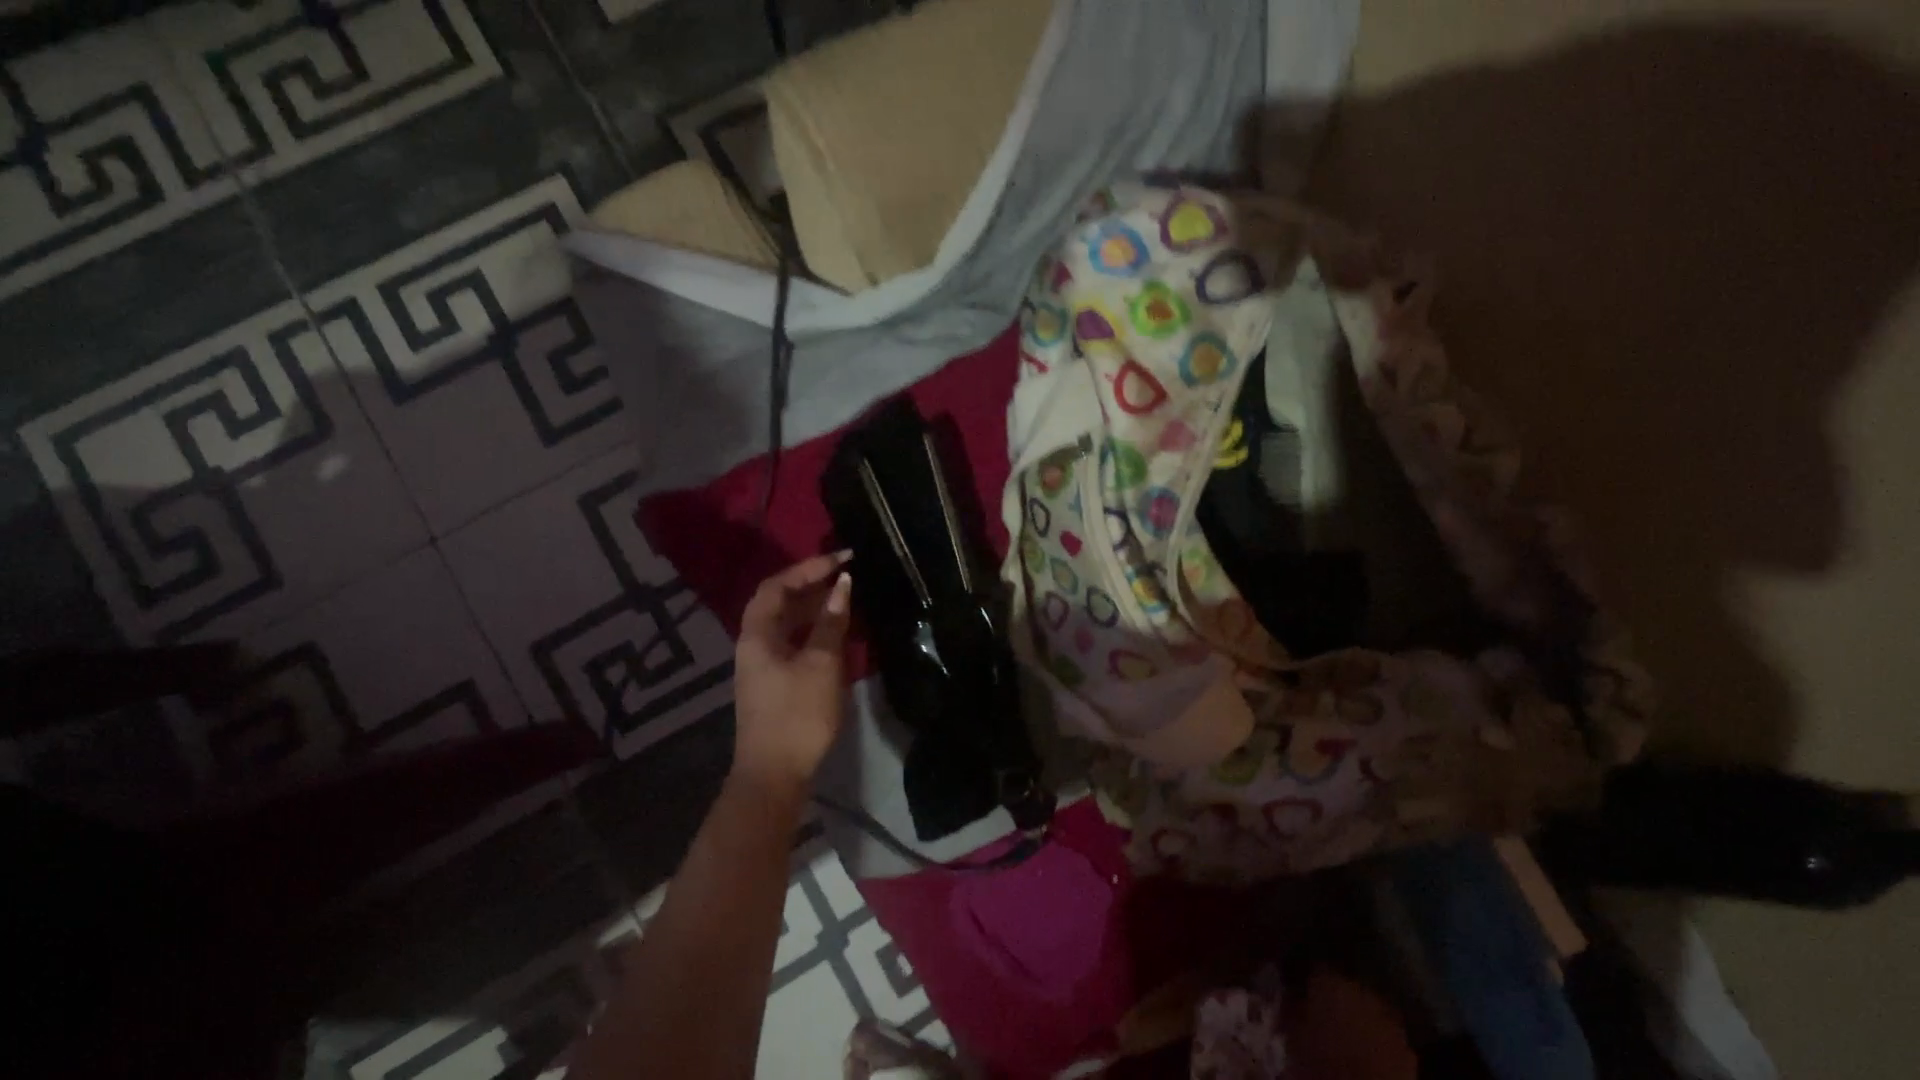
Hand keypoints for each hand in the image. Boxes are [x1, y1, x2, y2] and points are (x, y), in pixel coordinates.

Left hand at [731, 552, 853, 794]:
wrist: (775, 774)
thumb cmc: (798, 714)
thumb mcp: (822, 664)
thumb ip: (832, 622)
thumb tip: (843, 585)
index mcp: (757, 634)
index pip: (778, 585)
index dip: (808, 568)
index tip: (843, 559)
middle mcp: (754, 644)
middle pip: (780, 602)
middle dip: (813, 585)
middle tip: (849, 575)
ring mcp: (763, 665)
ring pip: (789, 624)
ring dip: (816, 608)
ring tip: (850, 599)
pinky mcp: (776, 684)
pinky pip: (795, 643)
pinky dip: (816, 631)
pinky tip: (840, 634)